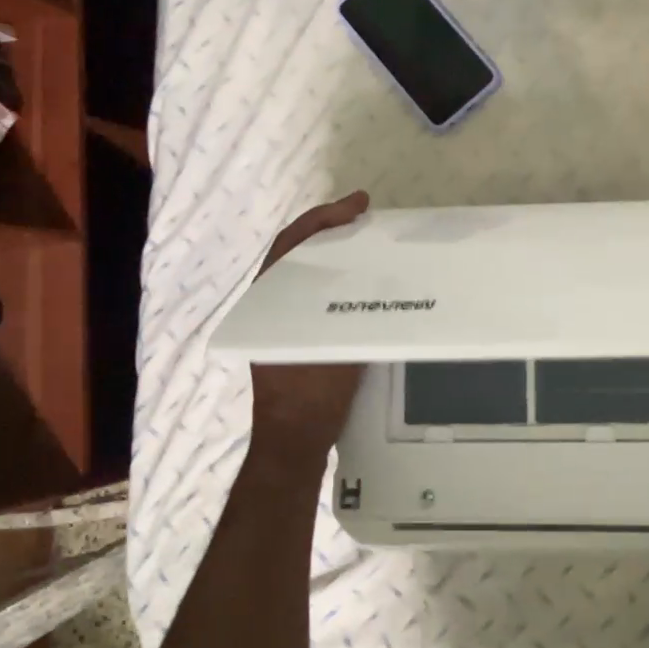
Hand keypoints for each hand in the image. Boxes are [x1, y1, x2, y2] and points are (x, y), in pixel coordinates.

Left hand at [249, 191, 370, 460]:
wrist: (294, 440)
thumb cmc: (312, 395)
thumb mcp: (337, 346)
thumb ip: (352, 313)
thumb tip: (380, 278)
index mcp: (268, 301)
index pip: (293, 243)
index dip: (323, 218)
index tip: (358, 206)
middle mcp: (268, 305)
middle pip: (297, 252)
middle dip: (329, 228)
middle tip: (365, 215)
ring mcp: (280, 322)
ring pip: (305, 271)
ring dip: (333, 251)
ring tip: (367, 240)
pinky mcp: (295, 336)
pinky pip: (314, 293)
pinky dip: (336, 278)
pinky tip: (363, 281)